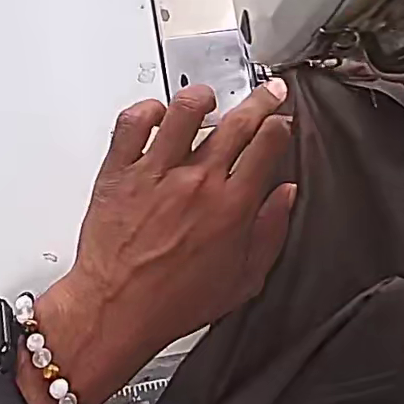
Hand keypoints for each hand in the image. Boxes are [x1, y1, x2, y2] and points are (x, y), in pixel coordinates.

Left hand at [22, 80, 298, 403]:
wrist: (117, 309)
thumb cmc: (174, 301)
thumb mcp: (243, 280)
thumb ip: (271, 232)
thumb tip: (285, 196)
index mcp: (231, 207)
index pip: (267, 144)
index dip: (280, 124)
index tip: (281, 121)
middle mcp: (196, 182)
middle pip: (237, 122)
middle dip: (260, 101)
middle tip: (266, 94)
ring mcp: (156, 173)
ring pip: (184, 111)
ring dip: (202, 98)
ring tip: (208, 98)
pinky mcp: (120, 171)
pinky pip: (132, 123)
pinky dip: (146, 109)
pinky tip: (156, 113)